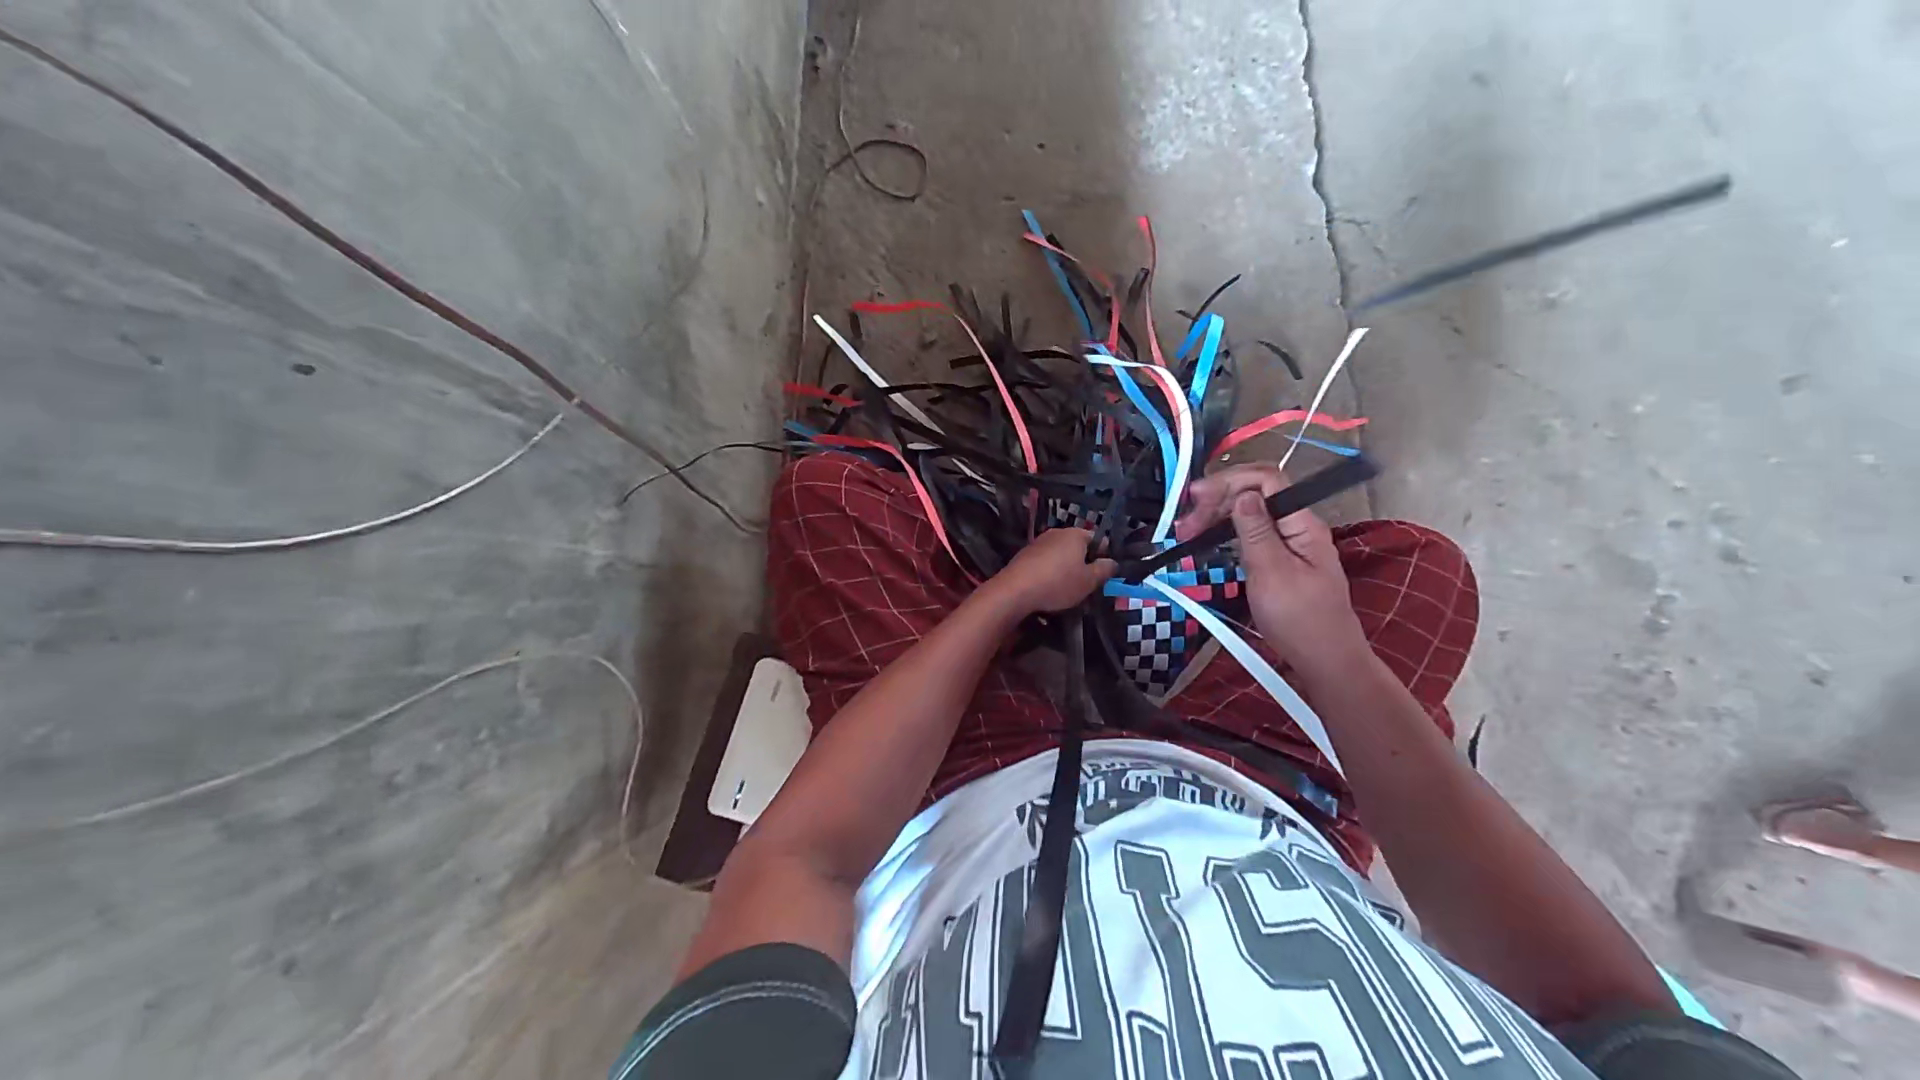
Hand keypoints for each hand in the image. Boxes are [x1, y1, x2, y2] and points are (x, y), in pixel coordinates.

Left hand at [983, 528, 1116, 614]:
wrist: (1015, 591)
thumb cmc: (1058, 583)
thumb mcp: (1088, 581)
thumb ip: (1104, 570)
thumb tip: (1112, 562)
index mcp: (1075, 534)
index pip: (1097, 538)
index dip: (1104, 554)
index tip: (1105, 573)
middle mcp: (1056, 533)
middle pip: (1077, 547)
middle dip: (1084, 563)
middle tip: (1088, 584)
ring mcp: (1038, 543)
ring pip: (1060, 555)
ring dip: (1067, 569)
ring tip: (1069, 590)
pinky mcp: (1024, 556)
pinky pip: (1045, 563)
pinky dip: (1050, 573)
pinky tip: (1049, 589)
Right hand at [1176, 464, 1367, 672]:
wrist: (1325, 659)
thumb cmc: (1299, 620)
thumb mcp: (1272, 573)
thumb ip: (1256, 531)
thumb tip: (1242, 495)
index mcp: (1301, 524)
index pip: (1267, 481)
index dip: (1229, 482)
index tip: (1195, 498)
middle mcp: (1297, 526)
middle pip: (1255, 494)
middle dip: (1217, 501)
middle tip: (1184, 525)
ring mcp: (1289, 543)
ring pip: (1249, 514)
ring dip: (1217, 517)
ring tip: (1187, 533)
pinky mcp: (1280, 559)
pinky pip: (1250, 533)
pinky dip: (1226, 533)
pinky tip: (1208, 541)